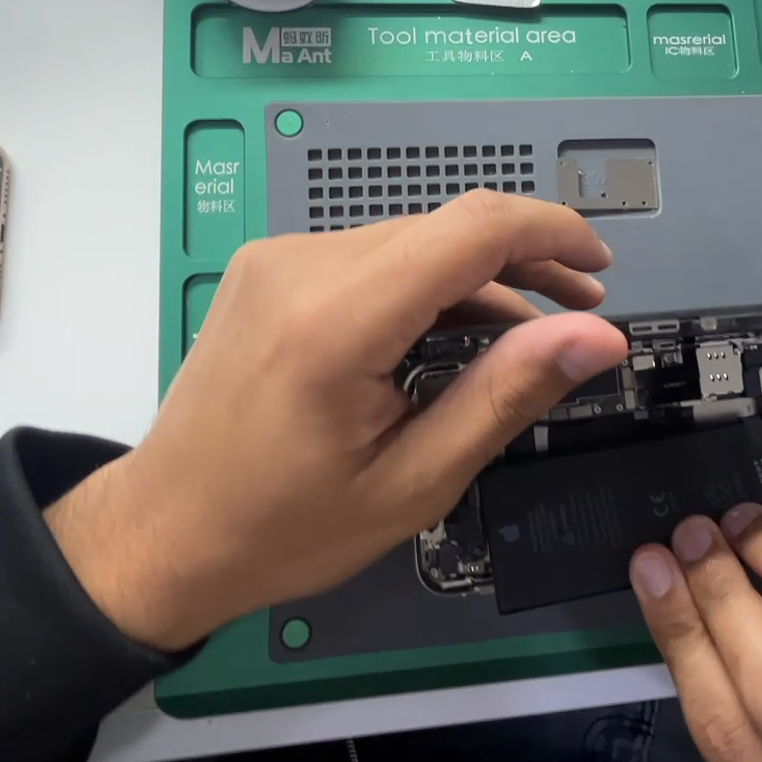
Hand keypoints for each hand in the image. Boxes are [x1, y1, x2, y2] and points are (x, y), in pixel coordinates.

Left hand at [45, 191, 628, 648]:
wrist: (162, 532)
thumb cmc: (285, 527)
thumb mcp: (414, 480)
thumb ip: (507, 394)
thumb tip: (596, 337)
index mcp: (336, 320)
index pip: (470, 231)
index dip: (550, 233)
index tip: (599, 265)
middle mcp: (303, 264)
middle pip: (446, 229)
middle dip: (525, 260)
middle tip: (579, 306)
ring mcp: (281, 259)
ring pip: (415, 240)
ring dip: (479, 276)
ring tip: (527, 332)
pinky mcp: (274, 267)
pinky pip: (376, 256)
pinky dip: (429, 285)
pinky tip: (457, 329)